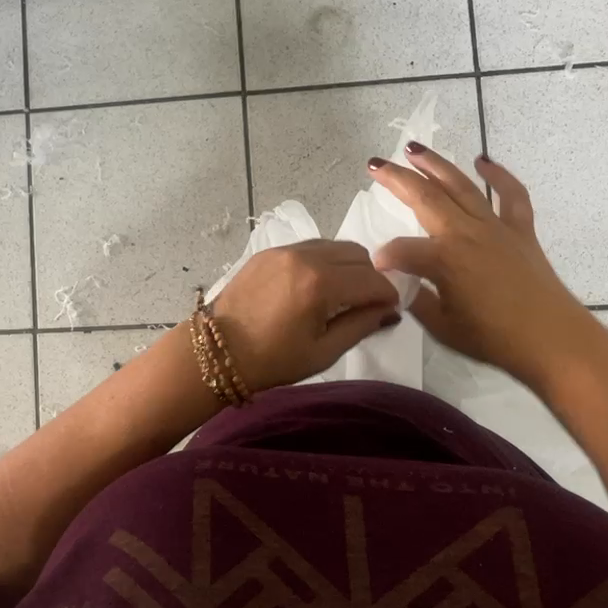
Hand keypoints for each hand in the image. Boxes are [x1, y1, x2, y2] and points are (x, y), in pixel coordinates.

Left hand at [209, 241, 402, 390]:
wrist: (216, 352)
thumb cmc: (272, 360)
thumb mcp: (323, 351)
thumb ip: (361, 325)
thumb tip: (389, 310)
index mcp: (320, 283)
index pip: (372, 279)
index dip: (389, 295)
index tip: (390, 310)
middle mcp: (305, 257)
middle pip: (357, 254)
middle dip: (370, 276)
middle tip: (367, 303)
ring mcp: (284, 250)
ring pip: (334, 246)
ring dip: (347, 265)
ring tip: (341, 294)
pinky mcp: (268, 251)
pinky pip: (309, 247)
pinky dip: (323, 261)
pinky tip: (316, 286)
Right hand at [366, 145, 605, 393]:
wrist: (553, 342)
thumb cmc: (495, 339)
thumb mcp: (443, 326)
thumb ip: (417, 300)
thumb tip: (400, 284)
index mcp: (443, 259)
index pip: (401, 250)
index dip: (385, 256)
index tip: (375, 265)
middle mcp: (466, 233)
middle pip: (426, 197)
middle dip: (397, 178)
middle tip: (374, 164)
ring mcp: (495, 227)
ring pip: (461, 187)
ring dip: (435, 165)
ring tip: (414, 149)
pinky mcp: (520, 230)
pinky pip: (511, 196)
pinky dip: (499, 175)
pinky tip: (483, 161)